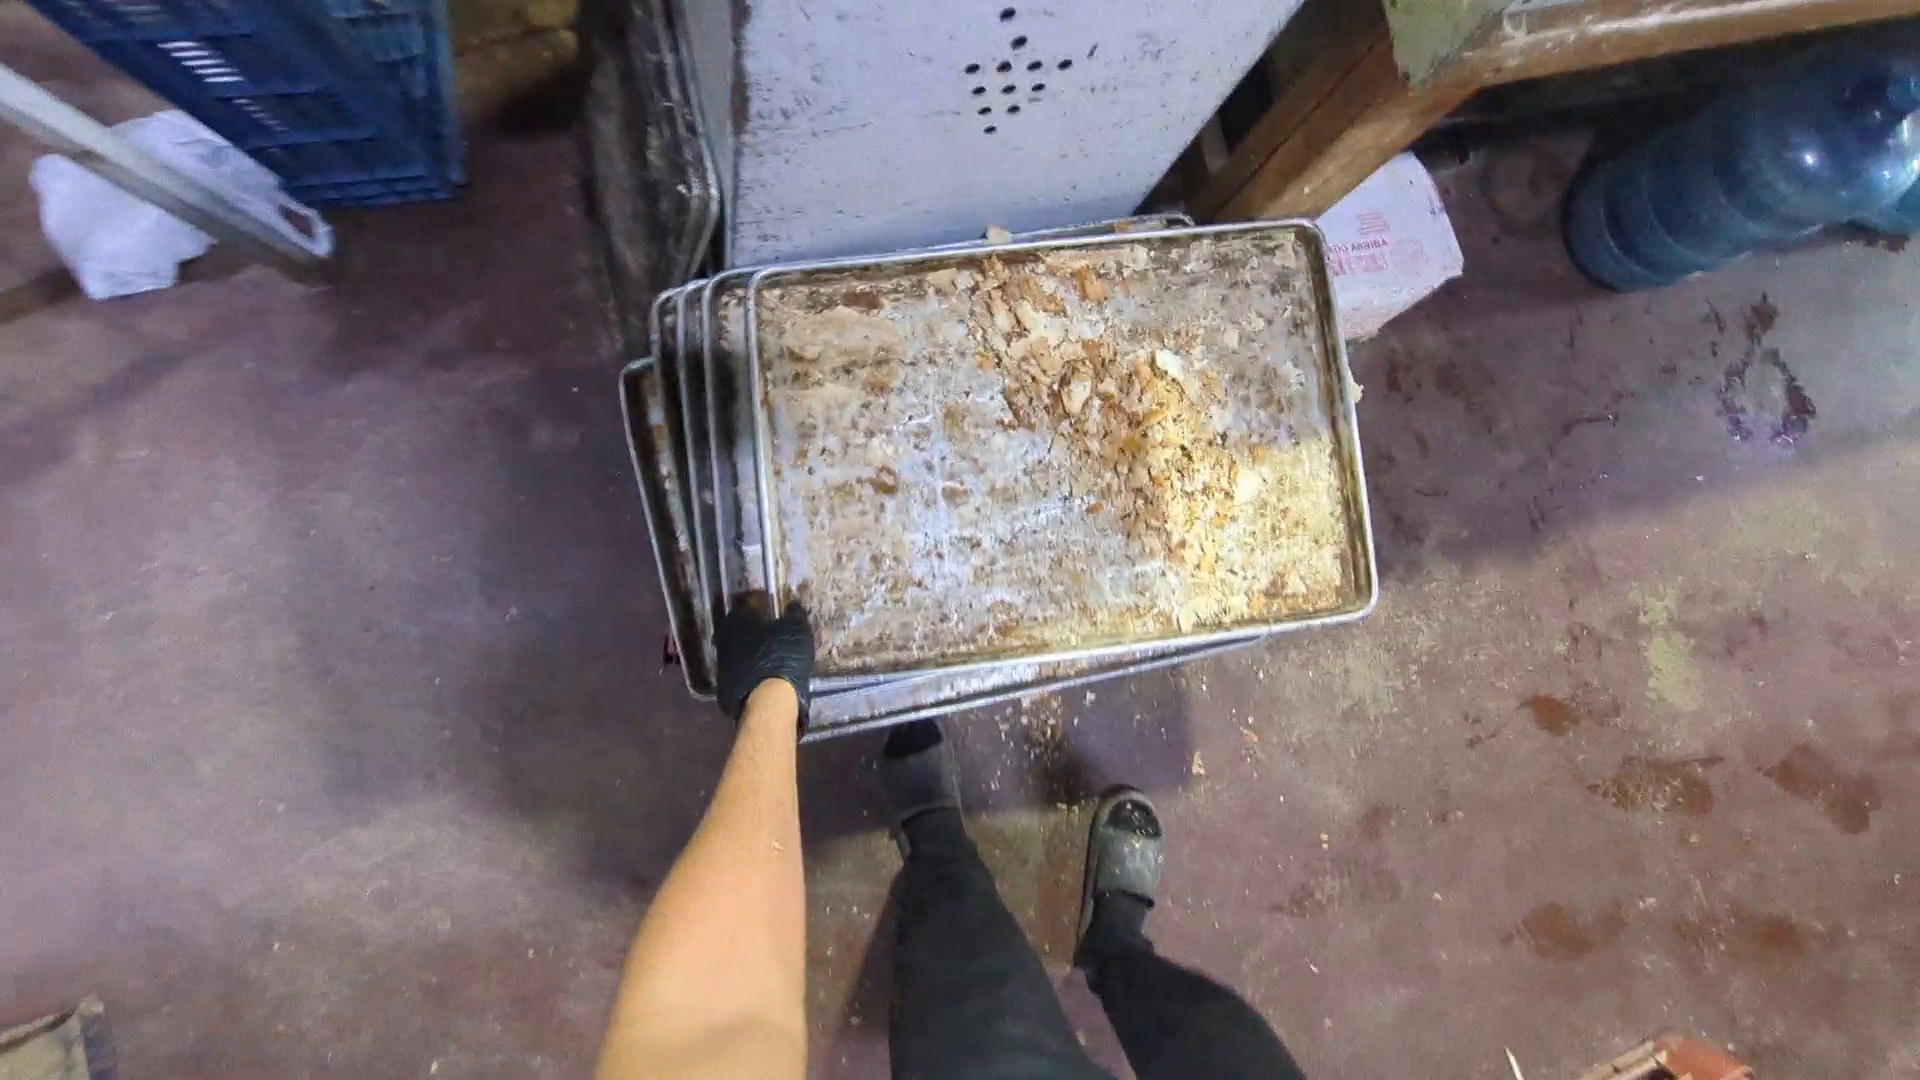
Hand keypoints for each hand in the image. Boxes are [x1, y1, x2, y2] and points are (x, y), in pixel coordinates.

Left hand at [714, 600, 813, 721]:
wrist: (769, 698)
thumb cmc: (783, 656)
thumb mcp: (797, 630)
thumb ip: (794, 615)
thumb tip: (792, 605)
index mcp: (737, 621)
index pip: (745, 606)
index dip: (759, 607)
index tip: (770, 610)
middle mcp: (723, 640)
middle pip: (738, 630)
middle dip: (752, 631)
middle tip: (770, 633)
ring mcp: (722, 665)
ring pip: (737, 652)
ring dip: (751, 652)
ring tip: (769, 655)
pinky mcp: (725, 687)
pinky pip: (739, 672)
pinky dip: (750, 671)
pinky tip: (764, 674)